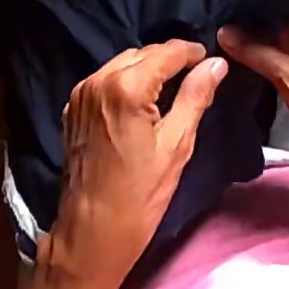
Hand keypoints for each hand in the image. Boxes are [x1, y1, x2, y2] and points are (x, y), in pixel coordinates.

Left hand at [38, 41, 227, 288]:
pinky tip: (141, 101)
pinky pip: (105, 79)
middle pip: (143, 54)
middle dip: (169, 60)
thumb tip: (216, 63)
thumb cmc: (139, 196)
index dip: (191, 52)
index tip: (210, 61)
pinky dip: (125, 81)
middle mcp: (99, 80)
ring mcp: (81, 93)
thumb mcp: (177, 145)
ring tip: (171, 87)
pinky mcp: (72, 108)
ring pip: (122, 63)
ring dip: (147, 68)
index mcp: (126, 87)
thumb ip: (196, 96)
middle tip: (195, 76)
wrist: (89, 237)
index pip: (166, 52)